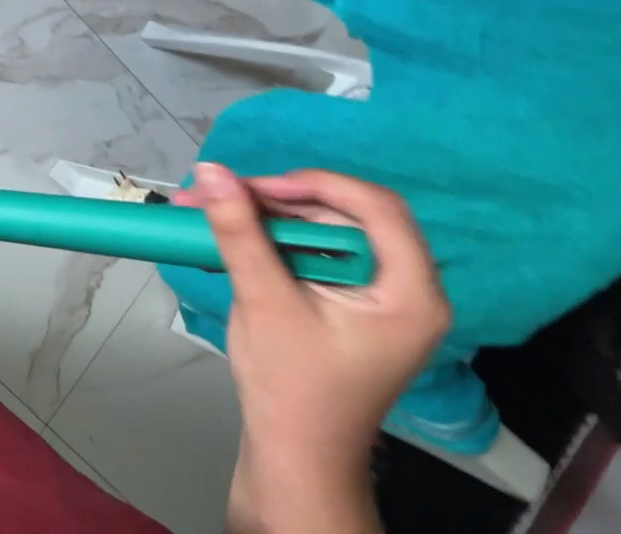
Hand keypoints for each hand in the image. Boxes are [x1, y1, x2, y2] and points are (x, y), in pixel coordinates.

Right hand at [172, 164, 449, 531]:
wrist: (293, 450)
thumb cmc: (291, 382)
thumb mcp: (263, 299)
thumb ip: (239, 232)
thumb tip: (209, 170)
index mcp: (410, 293)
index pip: (378, 208)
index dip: (316, 185)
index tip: (253, 187)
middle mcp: (404, 289)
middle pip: (346, 216)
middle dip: (279, 200)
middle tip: (221, 195)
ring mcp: (375, 298)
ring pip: (323, 230)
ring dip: (266, 217)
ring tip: (210, 210)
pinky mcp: (346, 304)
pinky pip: (312, 254)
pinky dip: (271, 240)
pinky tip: (229, 236)